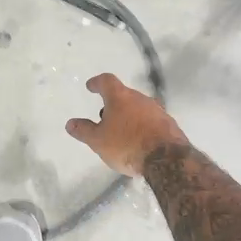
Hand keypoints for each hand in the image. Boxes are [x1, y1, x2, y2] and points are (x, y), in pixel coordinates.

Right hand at [64, 73, 186, 177]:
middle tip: (105, 117)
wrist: (167, 159)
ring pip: (139, 108)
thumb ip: (84, 131)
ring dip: (130, 116)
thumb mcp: (98, 141)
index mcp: (120, 97)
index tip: (91, 86)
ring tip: (122, 133)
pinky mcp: (170, 125)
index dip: (97, 82)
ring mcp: (158, 111)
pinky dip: (143, 127)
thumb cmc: (127, 145)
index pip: (107, 81)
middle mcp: (140, 98)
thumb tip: (70, 123)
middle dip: (114, 104)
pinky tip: (140, 142)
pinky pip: (152, 121)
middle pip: (124, 95)